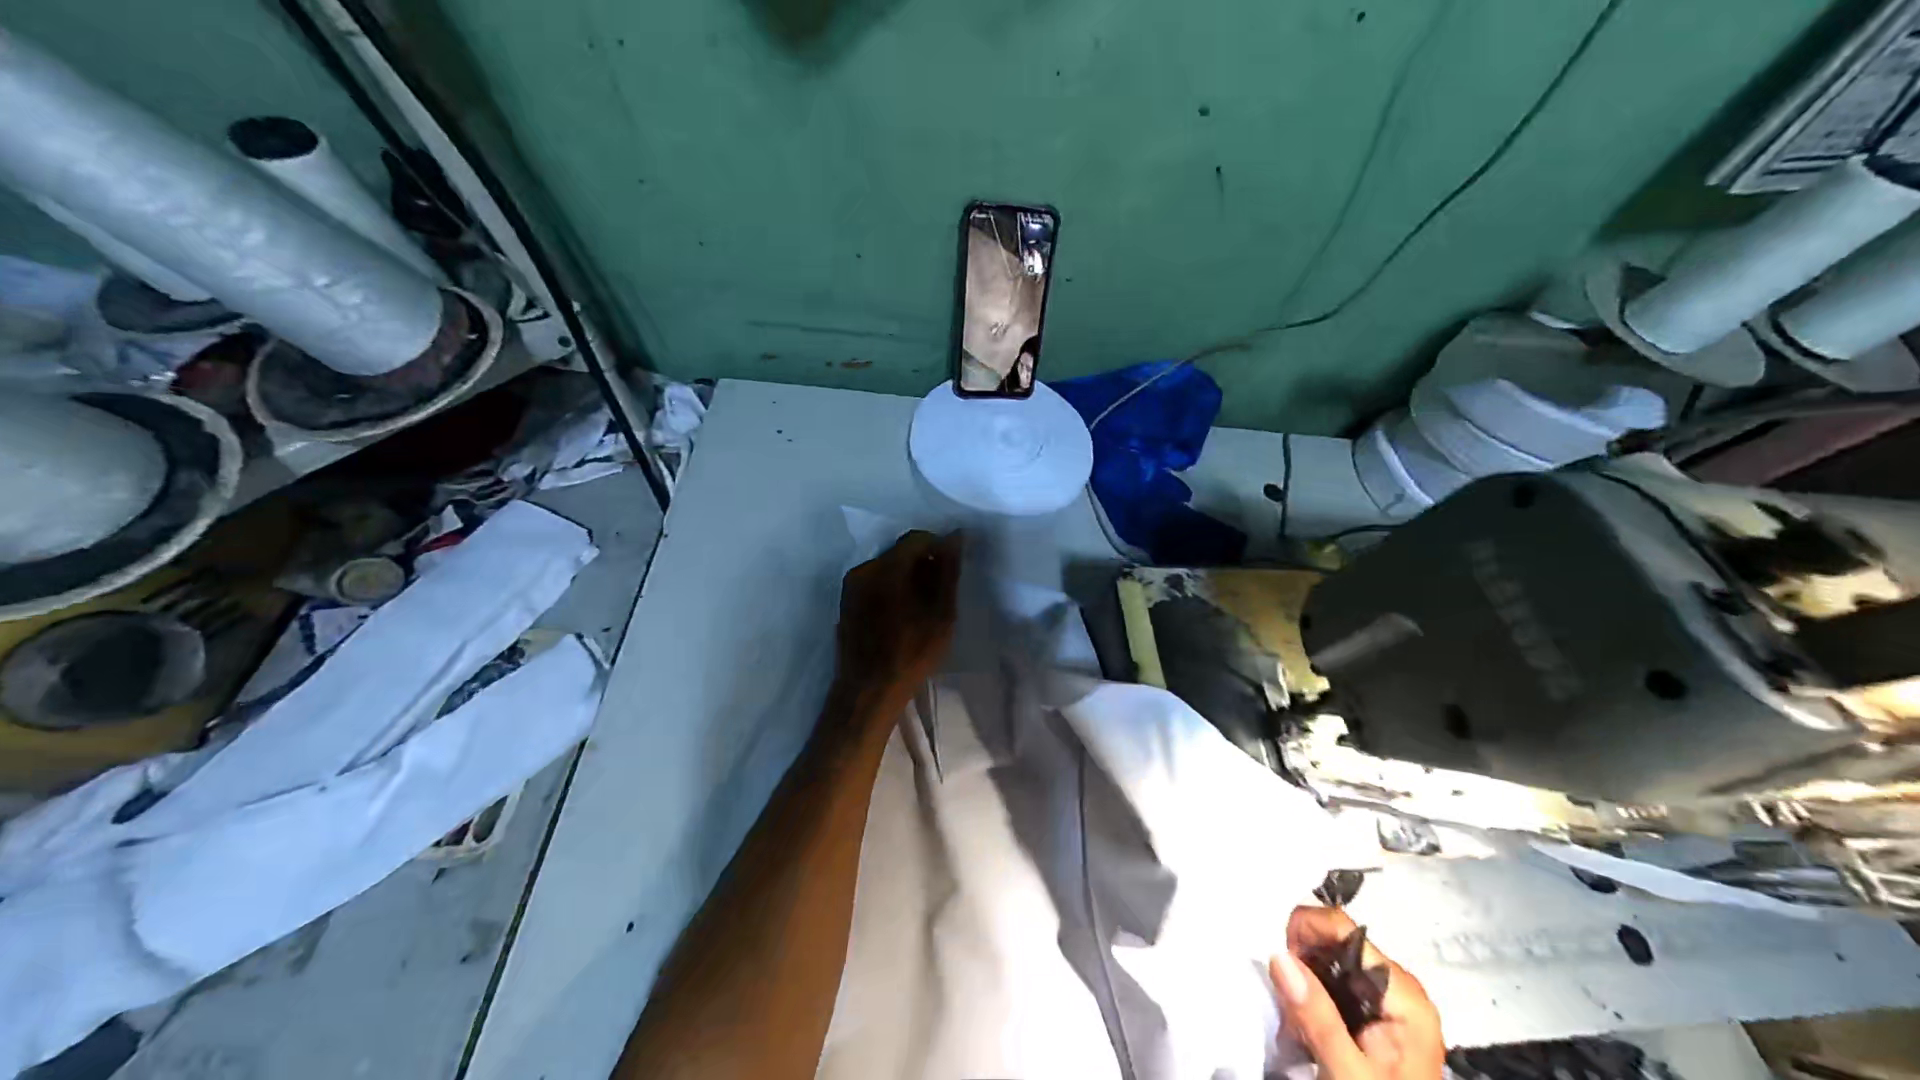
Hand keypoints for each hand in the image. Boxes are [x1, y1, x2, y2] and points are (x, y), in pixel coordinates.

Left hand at [835, 530, 962, 694]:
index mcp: (887, 567)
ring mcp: (850, 587)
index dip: (939, 547)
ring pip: (885, 568)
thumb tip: (955, 537)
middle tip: (941, 587)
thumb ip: (948, 571)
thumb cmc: (911, 654)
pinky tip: (902, 613)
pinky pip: (873, 583)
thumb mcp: (941, 614)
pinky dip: (891, 588)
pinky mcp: (846, 603)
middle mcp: (864, 569)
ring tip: (923, 602)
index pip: (917, 538)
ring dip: (906, 576)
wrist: (868, 690)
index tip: (953, 568)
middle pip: (899, 552)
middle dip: (922, 561)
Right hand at [1270, 906, 1443, 1079]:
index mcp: (1403, 994)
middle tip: (1290, 1006)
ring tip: (1299, 1022)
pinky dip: (1315, 995)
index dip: (1305, 934)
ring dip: (1306, 980)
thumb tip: (1278, 955)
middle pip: (1336, 941)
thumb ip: (1316, 1017)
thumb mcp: (1347, 1075)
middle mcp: (1401, 987)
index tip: (1281, 968)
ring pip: (1333, 960)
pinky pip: (1338, 982)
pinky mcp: (1380, 1016)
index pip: (1344, 930)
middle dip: (1302, 963)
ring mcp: (1392, 1001)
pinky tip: (1310, 1027)